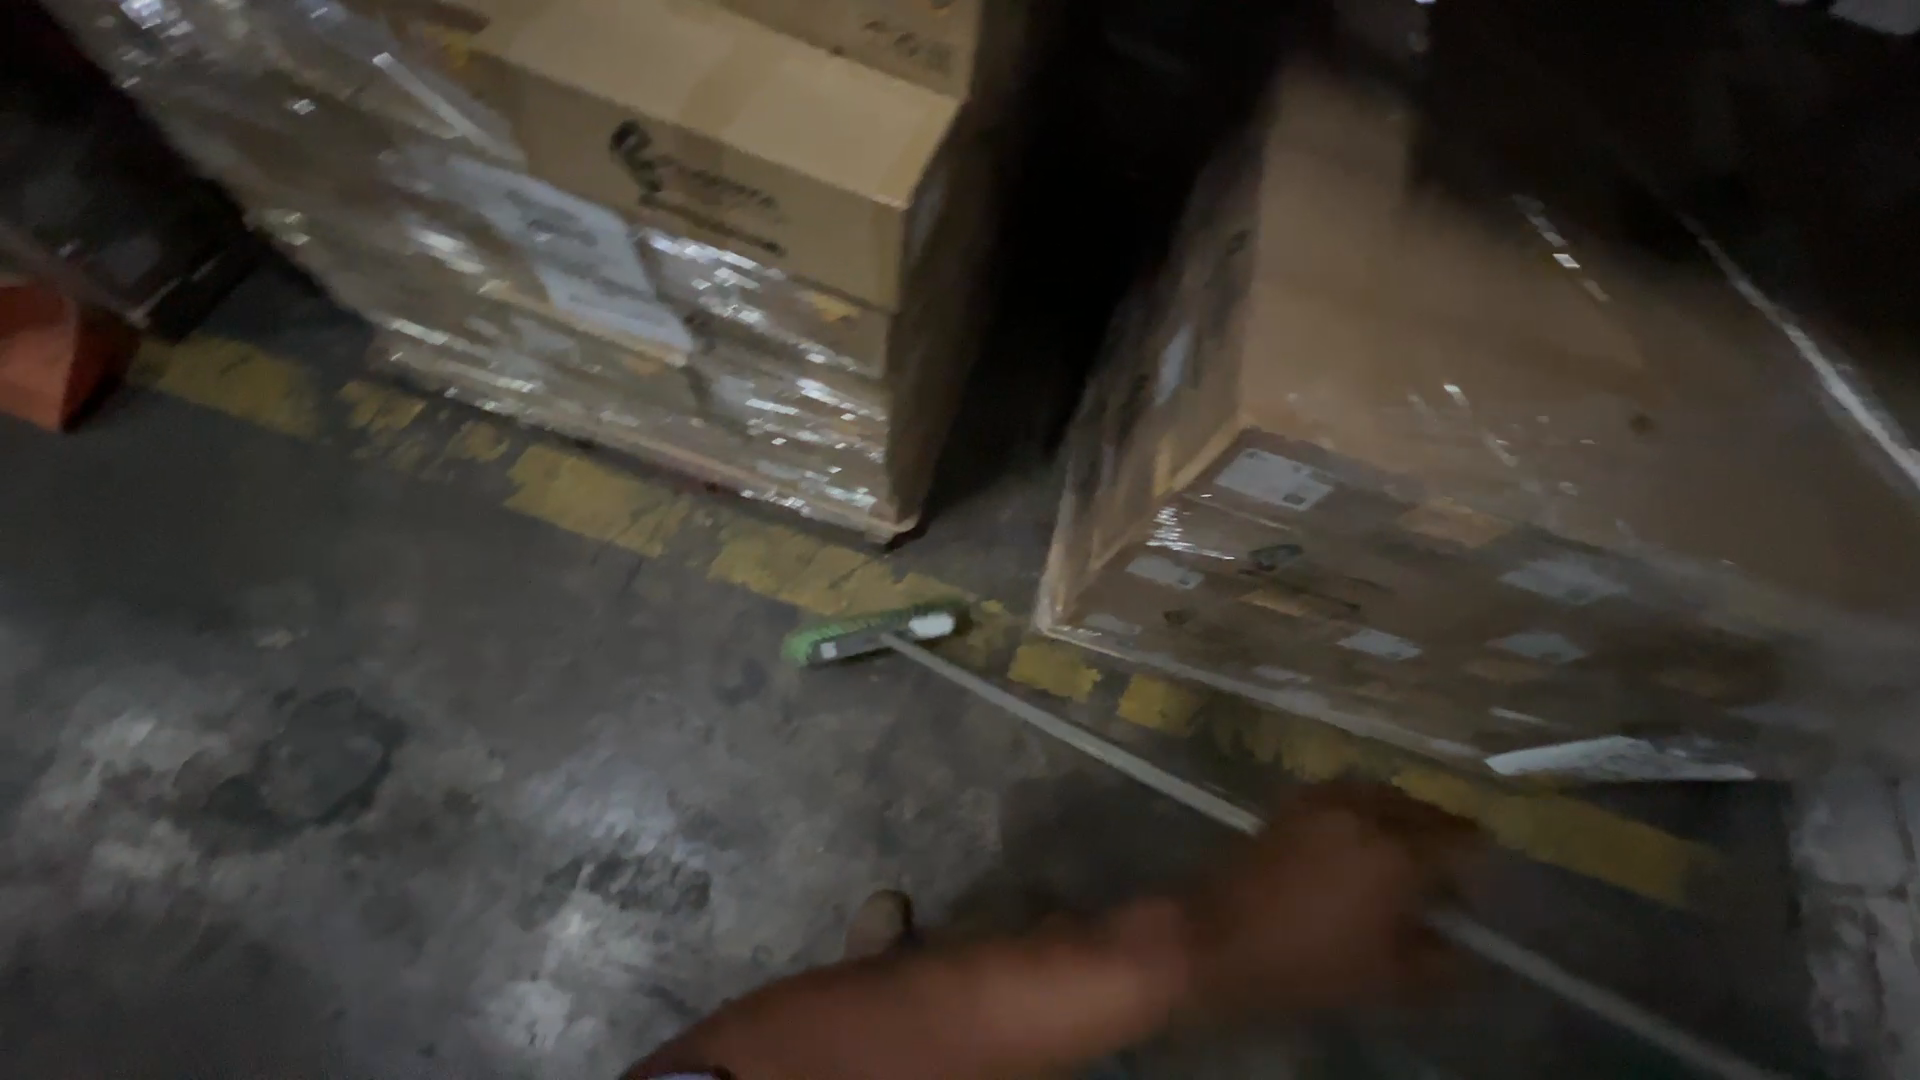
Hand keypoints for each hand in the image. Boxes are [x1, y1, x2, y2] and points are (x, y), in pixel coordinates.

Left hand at [1176, 783, 1482, 1016]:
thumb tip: (1466, 948)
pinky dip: (1365, 802)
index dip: (1478, 861)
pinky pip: (1343, 791)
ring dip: (1405, 811)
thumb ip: (1441, 962)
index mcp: (1396, 853)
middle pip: (1421, 809)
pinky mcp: (1289, 803)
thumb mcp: (1390, 978)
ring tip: (1411, 841)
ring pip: (1381, 793)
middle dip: (1445, 831)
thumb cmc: (1310, 963)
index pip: (1459, 842)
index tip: (1481, 882)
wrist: (1220, 936)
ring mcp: (1320, 801)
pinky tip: (1362, 829)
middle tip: (1453, 861)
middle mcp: (1362, 813)